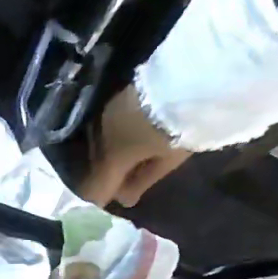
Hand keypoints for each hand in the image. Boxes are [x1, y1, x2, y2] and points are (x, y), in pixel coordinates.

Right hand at [77, 87, 190, 206]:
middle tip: (127, 177)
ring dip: (110, 153)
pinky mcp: (108, 103)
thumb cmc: (178, 128)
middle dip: (108, 174)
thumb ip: (142, 182)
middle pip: (94, 167)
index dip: (104, 196)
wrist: (183, 79)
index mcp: (110, 161)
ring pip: (97, 146)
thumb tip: (124, 200)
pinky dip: (112, 137)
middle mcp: (96, 142)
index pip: (94, 190)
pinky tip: (129, 134)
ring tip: (130, 153)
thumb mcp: (167, 160)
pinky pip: (102, 129)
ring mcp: (100, 120)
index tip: (118, 196)